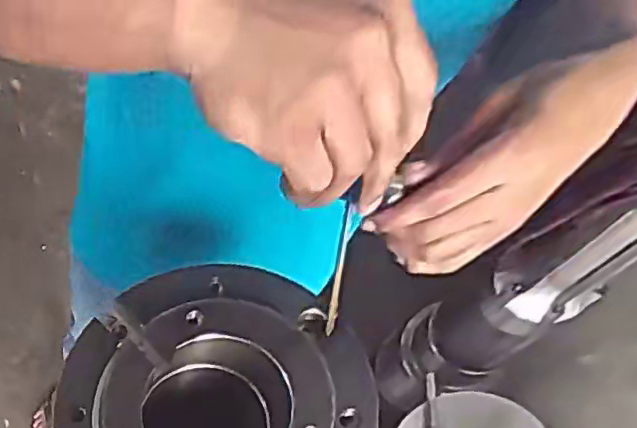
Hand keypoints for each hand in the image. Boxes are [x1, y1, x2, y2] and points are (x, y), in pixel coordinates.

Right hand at [173, 0, 436, 208]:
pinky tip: (291, 184)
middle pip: (391, 137)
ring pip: (355, 164)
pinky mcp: (294, 130)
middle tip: (362, 197)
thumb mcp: (345, 24)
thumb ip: (374, 62)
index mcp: (389, 20)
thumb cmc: (271, 29)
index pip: (421, 91)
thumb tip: (380, 133)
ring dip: (335, 188)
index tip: (388, 161)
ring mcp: (332, 93)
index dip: (406, 138)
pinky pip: (317, 179)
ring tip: (313, 187)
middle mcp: (370, 52)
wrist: (215, 28)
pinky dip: (307, 192)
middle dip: (376, 177)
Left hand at [368, 37, 636, 273]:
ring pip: (441, 254)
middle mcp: (508, 200)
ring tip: (392, 232)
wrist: (604, 103)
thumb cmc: (554, 92)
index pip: (439, 202)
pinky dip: (425, 262)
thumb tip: (406, 179)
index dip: (400, 215)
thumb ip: (449, 150)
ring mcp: (507, 222)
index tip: (372, 216)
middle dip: (397, 233)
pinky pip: (455, 261)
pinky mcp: (504, 234)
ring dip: (407, 250)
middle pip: (435, 233)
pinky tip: (409, 249)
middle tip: (377, 221)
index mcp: (509, 160)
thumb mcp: (499, 104)